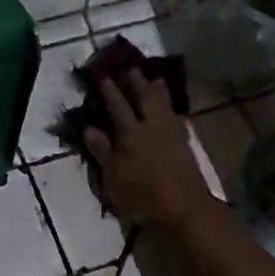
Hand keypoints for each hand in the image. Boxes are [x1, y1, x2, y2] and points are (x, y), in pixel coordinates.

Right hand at [83, 70, 219, 226]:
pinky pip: (177, 116)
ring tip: (155, 79)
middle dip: (136, 82)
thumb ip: (102, 151)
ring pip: (164, 103)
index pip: (117, 105)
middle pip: (144, 97)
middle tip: (131, 68)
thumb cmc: (140, 196)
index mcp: (130, 133)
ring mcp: (171, 132)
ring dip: (157, 89)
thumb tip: (90, 129)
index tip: (103, 76)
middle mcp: (152, 125)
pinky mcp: (185, 143)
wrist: (183, 207)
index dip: (109, 91)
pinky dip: (171, 108)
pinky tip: (172, 109)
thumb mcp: (112, 178)